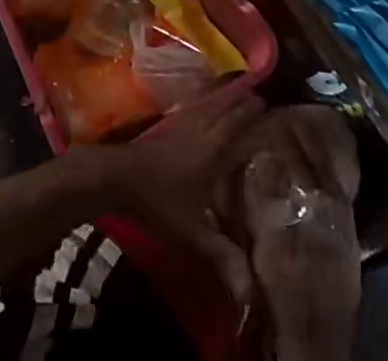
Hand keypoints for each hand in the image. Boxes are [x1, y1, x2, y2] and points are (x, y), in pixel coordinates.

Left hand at [81, 92, 265, 304]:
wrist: (116, 177)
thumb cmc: (157, 200)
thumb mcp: (192, 232)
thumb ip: (221, 255)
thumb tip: (251, 292)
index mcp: (212, 154)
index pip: (239, 133)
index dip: (254, 122)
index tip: (271, 108)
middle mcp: (199, 136)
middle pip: (223, 116)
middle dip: (241, 106)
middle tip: (258, 96)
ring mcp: (179, 133)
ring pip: (206, 112)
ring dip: (221, 103)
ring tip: (234, 93)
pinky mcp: (163, 135)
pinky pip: (191, 116)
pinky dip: (201, 109)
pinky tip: (199, 111)